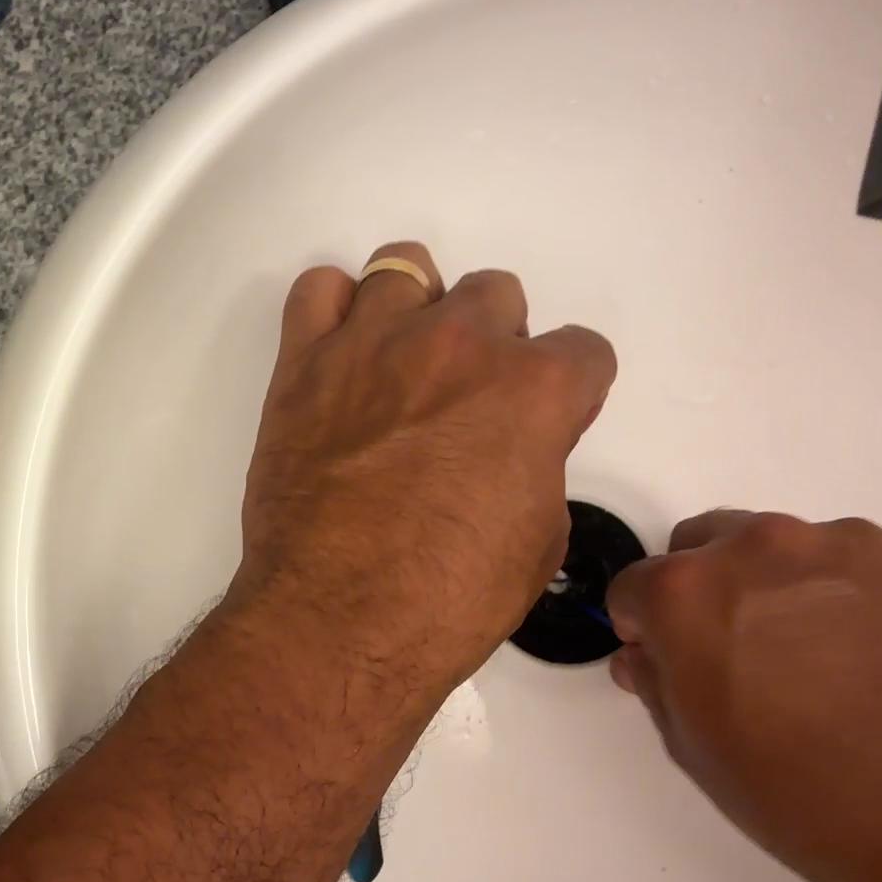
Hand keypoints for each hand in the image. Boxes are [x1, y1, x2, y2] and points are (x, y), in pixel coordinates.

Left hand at [234, 243, 616, 690]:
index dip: (562, 389)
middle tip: (454, 399)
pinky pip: (316, 290)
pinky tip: (335, 351)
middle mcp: (457, 344)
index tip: (532, 421)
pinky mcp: (302, 362)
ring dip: (413, 309)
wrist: (335, 613)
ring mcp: (372, 344)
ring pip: (406, 268)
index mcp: (534, 388)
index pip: (579, 349)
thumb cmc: (446, 595)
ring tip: (394, 364)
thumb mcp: (536, 536)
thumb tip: (506, 444)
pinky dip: (330, 309)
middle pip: (493, 295)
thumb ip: (531, 460)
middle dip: (487, 343)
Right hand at [608, 510, 881, 881]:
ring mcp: (840, 549)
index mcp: (680, 590)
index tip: (667, 659)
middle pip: (699, 543)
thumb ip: (653, 677)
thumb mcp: (685, 740)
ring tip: (810, 649)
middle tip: (734, 647)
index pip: (631, 587)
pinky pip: (852, 563)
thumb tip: (649, 655)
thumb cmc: (793, 784)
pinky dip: (843, 593)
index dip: (643, 628)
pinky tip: (864, 651)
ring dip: (773, 584)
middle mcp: (751, 549)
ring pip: (777, 547)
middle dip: (703, 588)